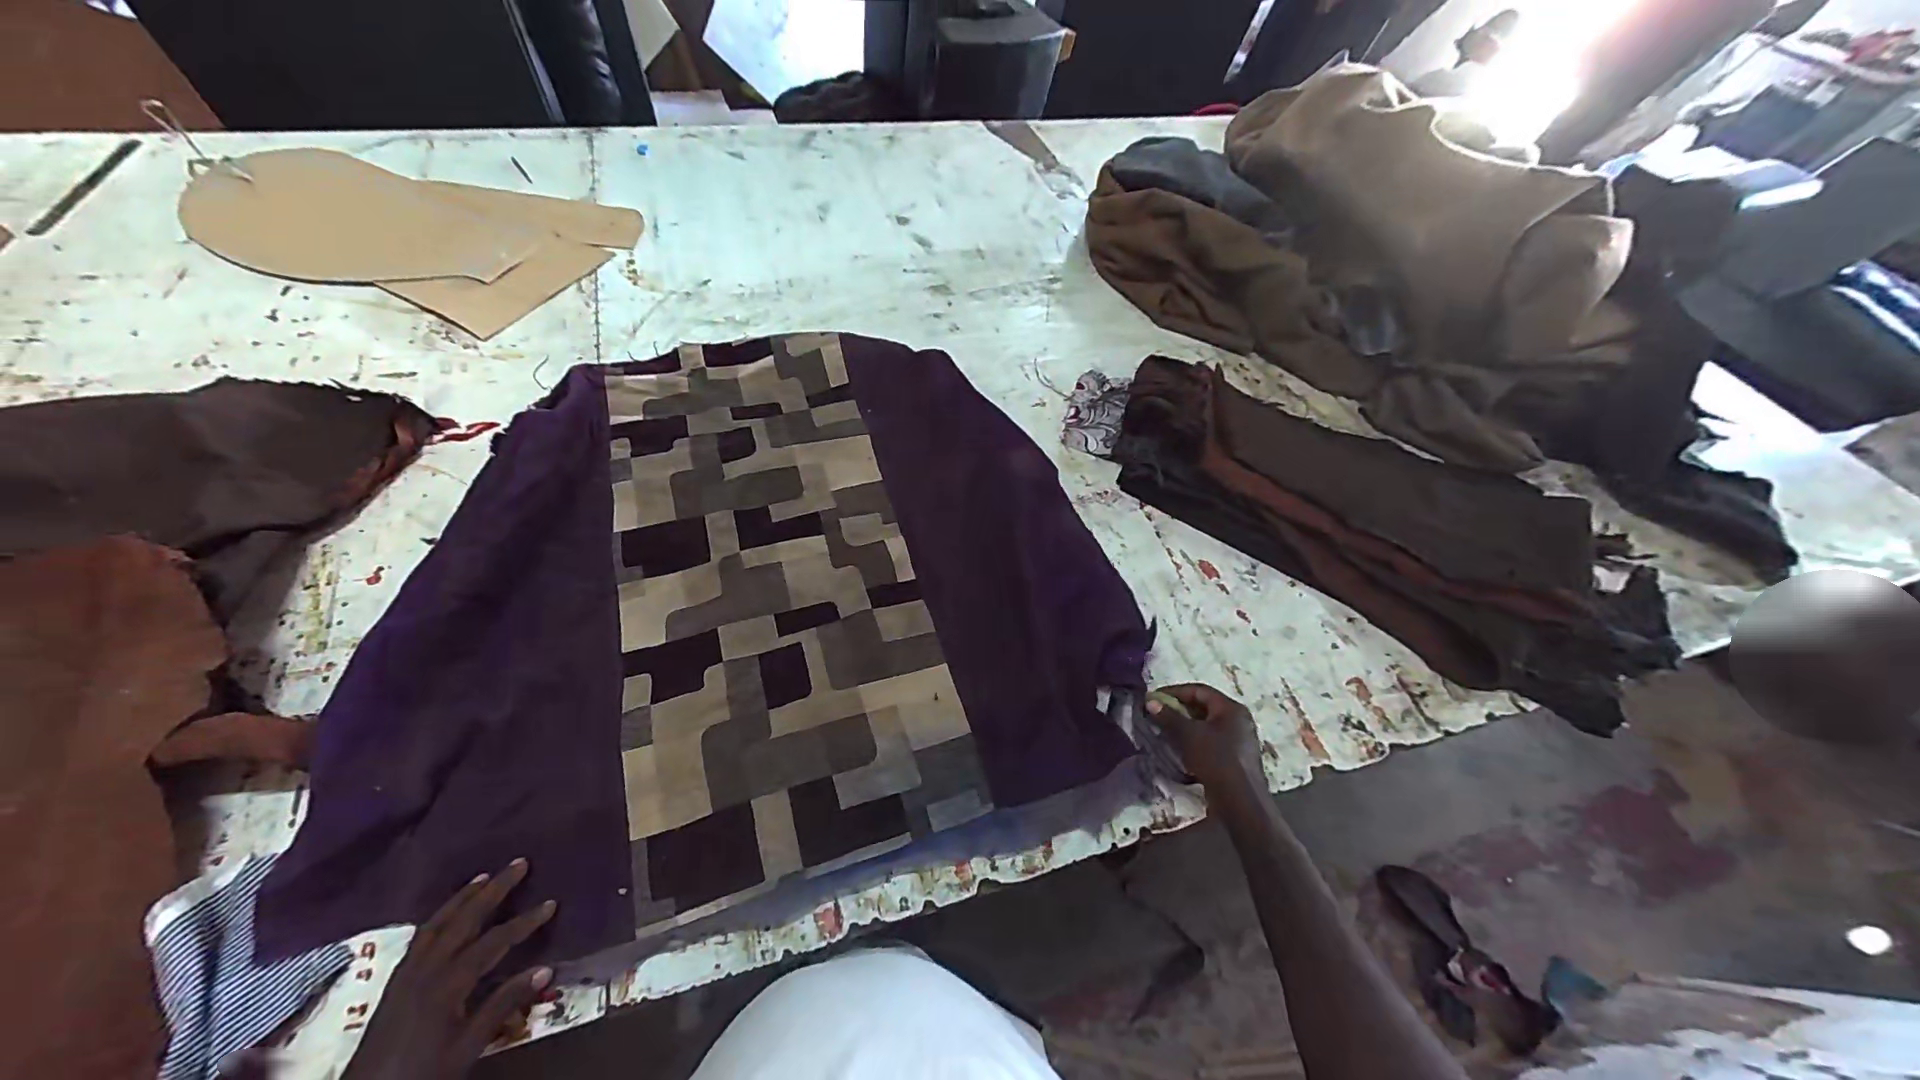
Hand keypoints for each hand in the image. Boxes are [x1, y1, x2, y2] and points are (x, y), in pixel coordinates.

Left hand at [342, 859, 557, 1079]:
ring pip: (438, 923)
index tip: (551, 904)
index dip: (525, 922)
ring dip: (463, 897)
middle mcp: (426, 969)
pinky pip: (420, 937)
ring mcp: (407, 973)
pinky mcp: (395, 982)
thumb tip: (546, 969)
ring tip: (484, 877)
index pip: (494, 941)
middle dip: (494, 890)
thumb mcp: (467, 1047)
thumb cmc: (421, 1073)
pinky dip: (440, 916)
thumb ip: (503, 1005)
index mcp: (447, 984)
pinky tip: (447, 914)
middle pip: (464, 920)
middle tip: (518, 863)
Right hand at [1146, 684, 1264, 800]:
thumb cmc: (1216, 760)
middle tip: (1158, 714)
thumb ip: (1169, 716)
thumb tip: (1151, 702)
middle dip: (1179, 709)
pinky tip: (1181, 750)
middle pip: (1204, 707)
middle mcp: (1238, 721)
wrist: (1240, 801)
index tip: (1155, 698)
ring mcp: (1239, 740)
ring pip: (1207, 726)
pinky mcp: (1235, 758)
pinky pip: (1211, 741)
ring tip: (1165, 731)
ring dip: (1185, 726)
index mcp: (1231, 709)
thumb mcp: (1188, 735)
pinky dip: (1194, 741)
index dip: (1175, 691)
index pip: (1200, 691)